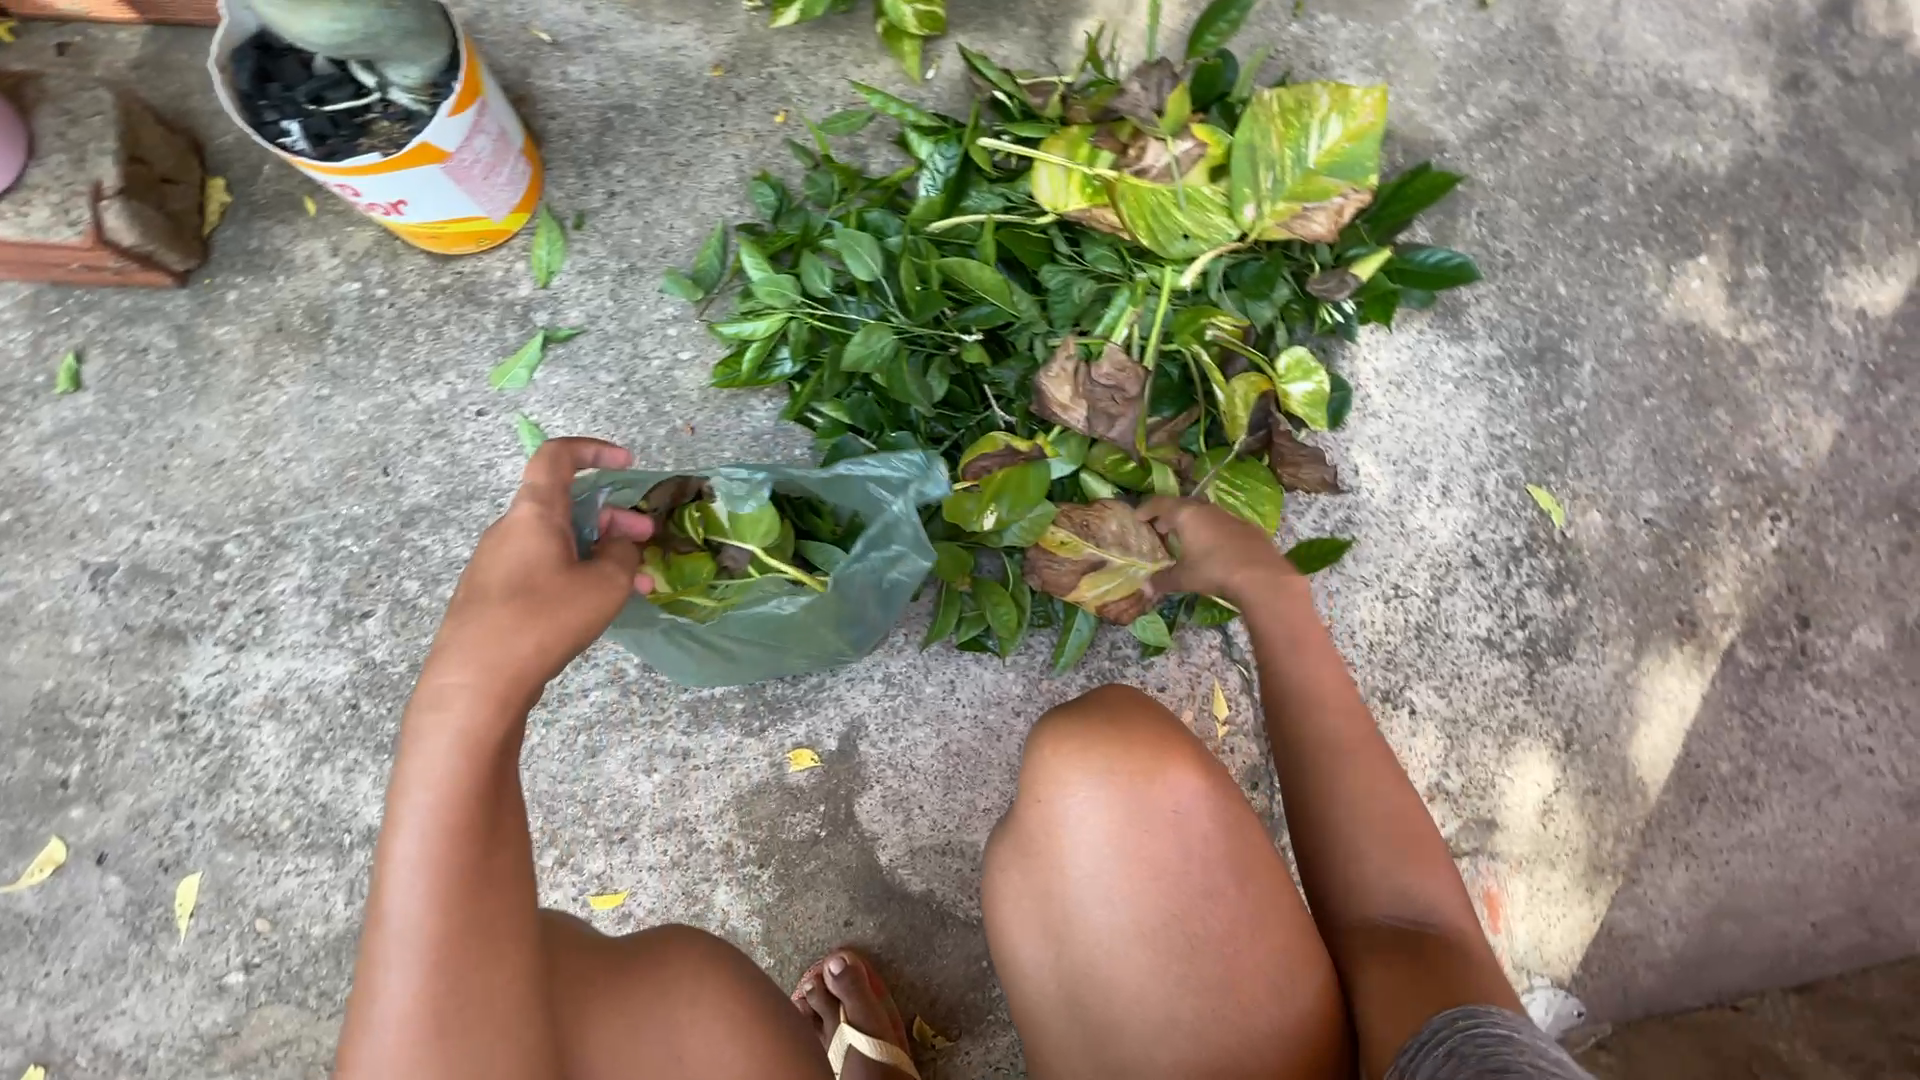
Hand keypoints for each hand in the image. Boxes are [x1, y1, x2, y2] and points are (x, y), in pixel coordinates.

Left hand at [418, 438, 654, 707]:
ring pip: (560, 541)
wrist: (476, 680)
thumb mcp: (605, 583)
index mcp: (535, 513)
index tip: (627, 464)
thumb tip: (620, 545)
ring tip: (635, 584)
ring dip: (601, 552)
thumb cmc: (544, 619)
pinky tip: (600, 604)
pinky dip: (579, 573)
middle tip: (647, 543)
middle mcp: (511, 529)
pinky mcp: (496, 594)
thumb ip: (623, 554)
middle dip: (614, 517)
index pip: (557, 457)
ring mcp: (499, 562)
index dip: (594, 451)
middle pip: (567, 504)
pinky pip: (546, 567)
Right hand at [1137, 496, 1297, 604]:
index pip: (1160, 503)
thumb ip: (1163, 580)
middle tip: (1161, 529)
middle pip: (1183, 506)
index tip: (1138, 517)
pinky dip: (1211, 532)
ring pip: (1204, 514)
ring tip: (1185, 540)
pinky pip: (1222, 525)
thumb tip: (1146, 588)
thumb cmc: (1214, 570)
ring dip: (1192, 524)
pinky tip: (1213, 549)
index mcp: (1186, 515)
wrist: (1261, 575)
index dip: (1147, 509)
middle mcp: (1207, 510)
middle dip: (1170, 516)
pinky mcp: (1247, 528)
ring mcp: (1230, 517)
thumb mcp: (1184, 578)